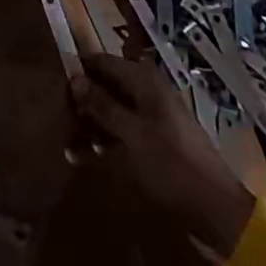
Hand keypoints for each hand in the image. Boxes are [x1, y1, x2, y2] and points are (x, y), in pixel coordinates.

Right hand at [71, 53, 255, 255]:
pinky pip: (122, 129)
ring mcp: (152, 114)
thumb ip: (103, 105)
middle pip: (108, 85)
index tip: (54, 82)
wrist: (211, 204)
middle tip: (57, 115)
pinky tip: (85, 155)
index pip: (104, 62)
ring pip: (112, 108)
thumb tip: (75, 79)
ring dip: (90, 122)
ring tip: (65, 139)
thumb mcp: (132, 134)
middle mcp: (148, 90)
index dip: (80, 70)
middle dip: (83, 99)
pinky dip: (104, 137)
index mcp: (145, 80)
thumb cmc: (170, 162)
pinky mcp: (153, 137)